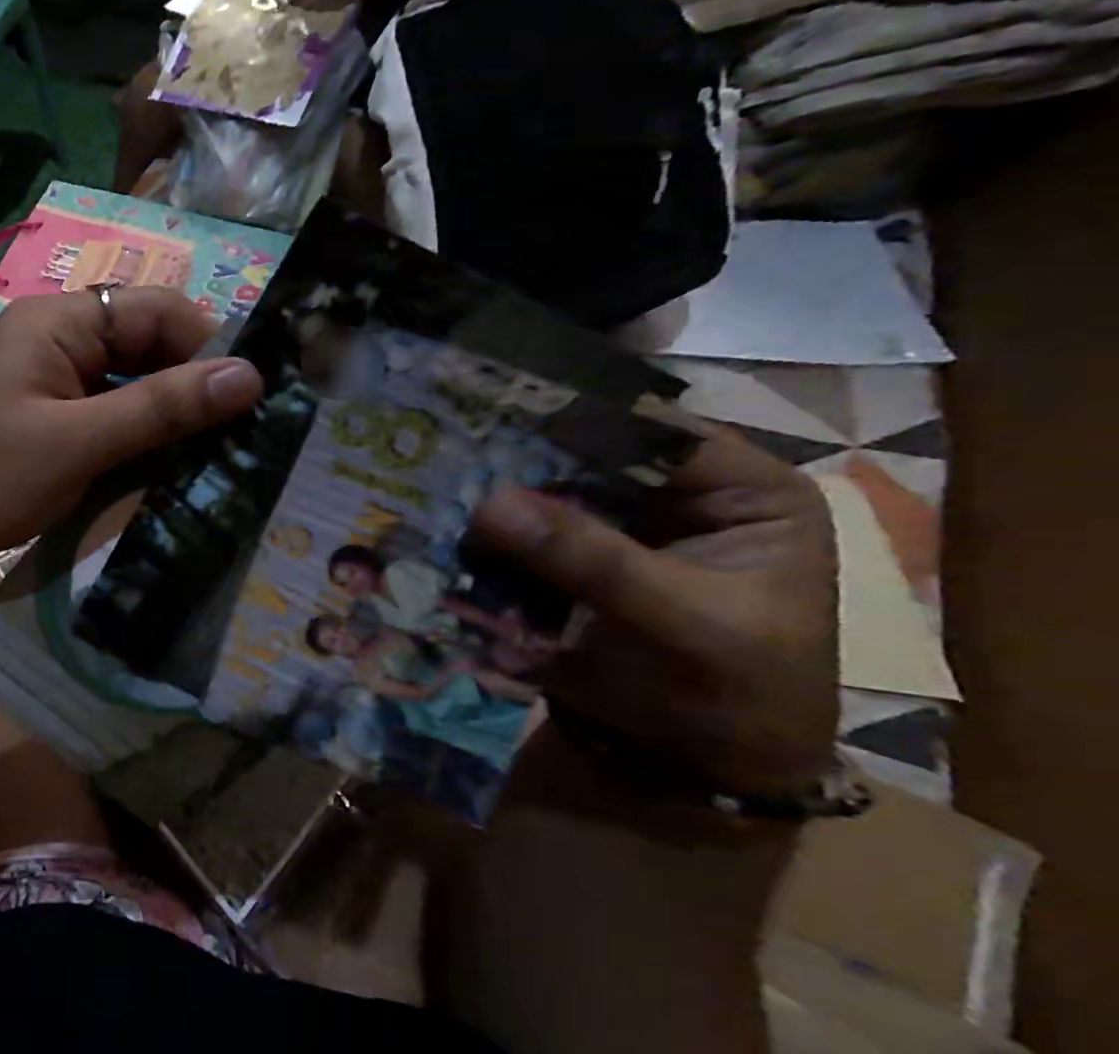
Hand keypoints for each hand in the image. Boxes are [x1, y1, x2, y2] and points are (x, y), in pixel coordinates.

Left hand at [0, 288, 263, 566]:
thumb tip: (249, 377)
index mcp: (56, 322)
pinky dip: (142, 433)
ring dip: (170, 411)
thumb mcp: (78, 443)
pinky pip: (112, 412)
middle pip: (144, 343)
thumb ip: (162, 408)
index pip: (152, 309)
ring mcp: (52, 381)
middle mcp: (57, 339)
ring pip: (132, 381)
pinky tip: (169, 461)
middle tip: (240, 428)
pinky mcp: (52, 418)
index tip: (249, 394)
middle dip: (191, 381)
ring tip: (216, 447)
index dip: (205, 344)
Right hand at [467, 426, 838, 795]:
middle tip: (457, 453)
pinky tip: (453, 532)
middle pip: (595, 460)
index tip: (501, 416)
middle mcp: (682, 499)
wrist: (690, 772)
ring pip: (554, 496)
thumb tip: (489, 503)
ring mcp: (624, 532)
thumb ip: (589, 559)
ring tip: (442, 487)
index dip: (582, 423)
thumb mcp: (673, 621)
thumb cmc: (726, 696)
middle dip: (529, 463)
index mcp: (745, 493)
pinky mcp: (578, 563)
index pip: (655, 434)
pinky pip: (531, 536)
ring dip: (504, 500)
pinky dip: (496, 538)